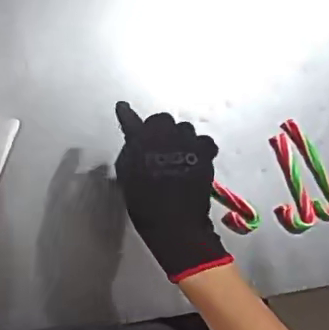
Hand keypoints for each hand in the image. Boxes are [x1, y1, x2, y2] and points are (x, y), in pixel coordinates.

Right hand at [113, 102, 227, 281]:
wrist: (174, 222)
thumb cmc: (144, 204)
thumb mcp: (127, 178)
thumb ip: (130, 156)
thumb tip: (133, 145)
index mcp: (141, 142)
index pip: (131, 121)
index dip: (126, 114)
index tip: (123, 107)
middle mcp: (165, 136)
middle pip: (163, 120)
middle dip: (160, 130)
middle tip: (158, 146)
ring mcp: (188, 143)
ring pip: (185, 129)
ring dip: (180, 138)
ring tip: (177, 154)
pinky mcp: (206, 153)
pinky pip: (203, 141)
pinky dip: (198, 147)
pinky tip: (194, 159)